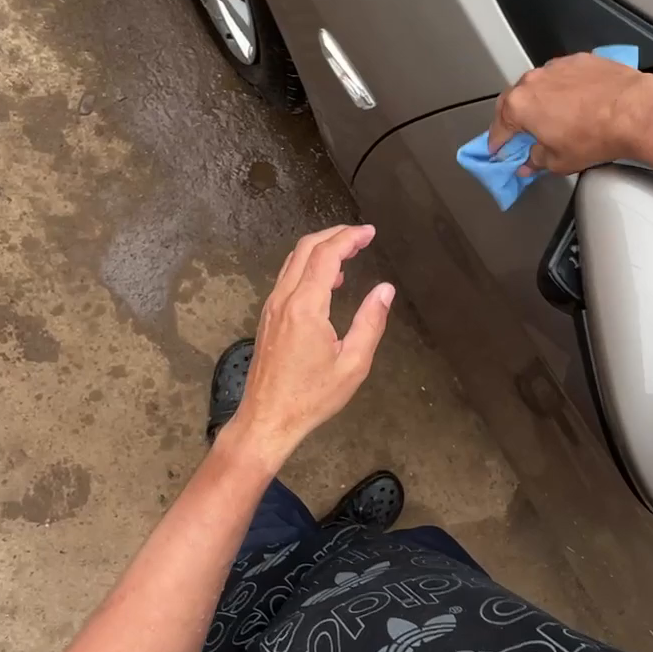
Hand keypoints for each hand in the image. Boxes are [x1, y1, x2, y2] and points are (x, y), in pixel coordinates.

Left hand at [220, 225, 395, 465]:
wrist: (267, 418)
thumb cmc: (310, 397)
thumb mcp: (352, 365)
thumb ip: (371, 323)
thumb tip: (385, 291)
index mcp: (305, 308)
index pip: (326, 256)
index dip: (349, 238)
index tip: (369, 233)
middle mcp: (284, 300)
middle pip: (305, 248)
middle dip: (334, 235)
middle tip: (361, 236)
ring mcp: (271, 307)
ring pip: (293, 261)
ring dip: (320, 249)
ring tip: (349, 254)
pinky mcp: (268, 317)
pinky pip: (287, 278)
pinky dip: (308, 267)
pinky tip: (327, 282)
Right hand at [487, 52, 652, 176]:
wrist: (635, 111)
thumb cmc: (594, 136)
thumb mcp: (558, 161)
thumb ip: (536, 161)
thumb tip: (529, 163)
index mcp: (519, 105)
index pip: (499, 128)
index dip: (498, 143)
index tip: (499, 151)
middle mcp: (533, 80)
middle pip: (515, 101)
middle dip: (516, 118)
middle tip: (523, 135)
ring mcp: (558, 66)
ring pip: (540, 85)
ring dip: (541, 101)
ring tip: (554, 118)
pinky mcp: (581, 60)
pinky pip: (564, 76)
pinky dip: (564, 89)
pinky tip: (577, 103)